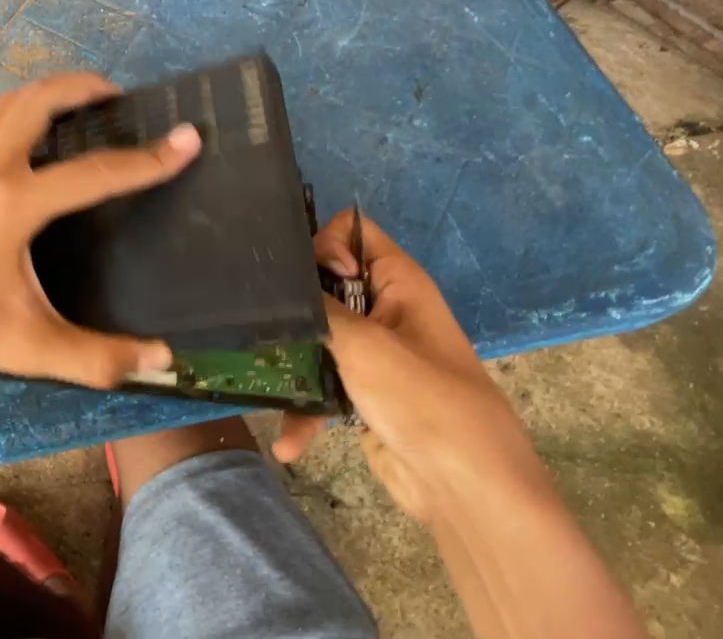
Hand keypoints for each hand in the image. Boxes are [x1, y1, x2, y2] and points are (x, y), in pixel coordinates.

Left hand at [0, 72, 201, 388]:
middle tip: (117, 94)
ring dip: (43, 92)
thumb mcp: (32, 348)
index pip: (97, 172)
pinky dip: (3, 112)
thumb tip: (163, 359)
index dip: (150, 159)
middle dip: (83, 87)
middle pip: (40, 101)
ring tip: (74, 99)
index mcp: (16, 203)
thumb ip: (98, 357)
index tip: (188, 139)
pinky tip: (12, 127)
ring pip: (4, 103)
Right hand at [272, 209, 543, 522]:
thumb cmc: (423, 400)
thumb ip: (317, 307)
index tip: (308, 282)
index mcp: (399, 282)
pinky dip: (304, 409)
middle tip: (257, 323)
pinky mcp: (360, 393)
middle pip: (324, 282)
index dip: (324, 245)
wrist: (465, 491)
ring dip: (292, 361)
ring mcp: (372, 353)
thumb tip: (279, 286)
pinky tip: (288, 442)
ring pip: (316, 335)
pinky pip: (320, 382)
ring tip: (260, 381)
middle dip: (293, 303)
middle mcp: (384, 309)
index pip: (352, 232)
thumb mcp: (365, 344)